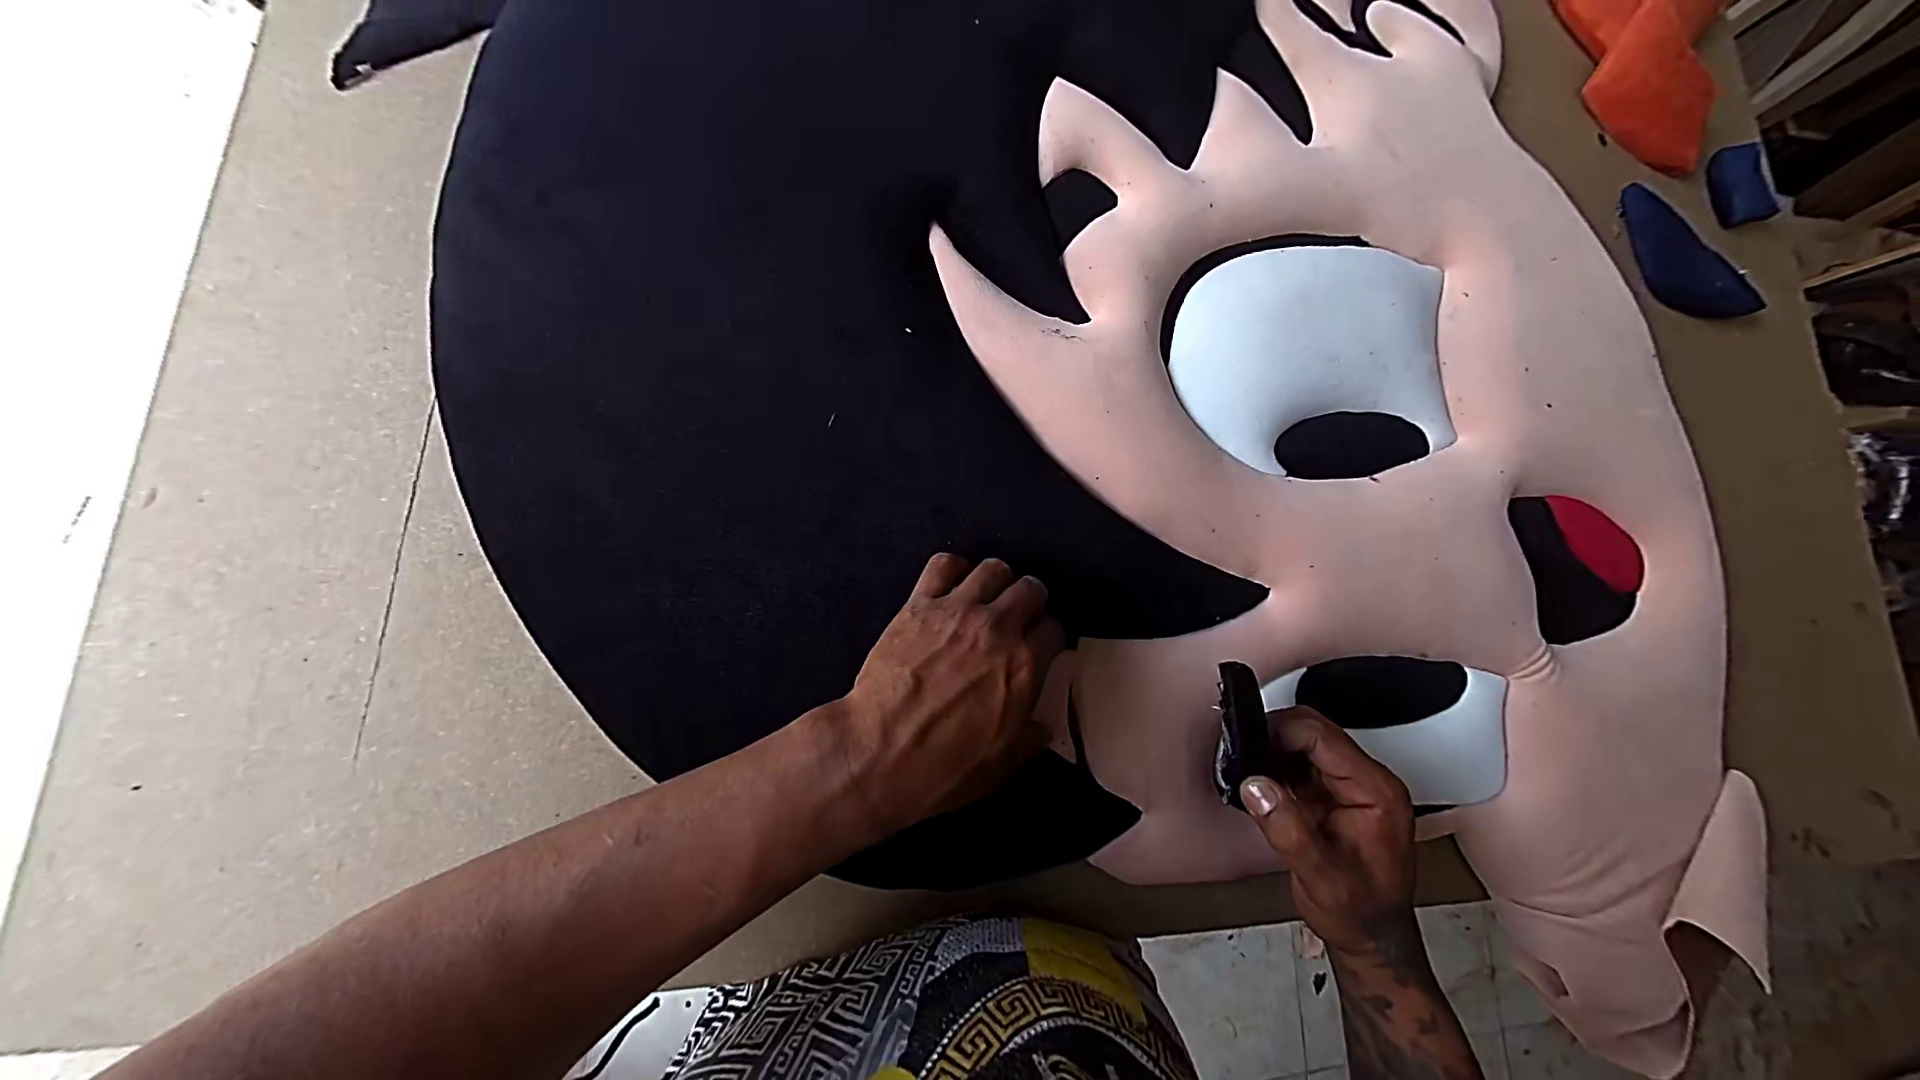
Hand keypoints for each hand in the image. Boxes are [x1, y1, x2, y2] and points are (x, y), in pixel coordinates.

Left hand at [831, 554, 1065, 835]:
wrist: (879, 752)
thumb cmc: (944, 768)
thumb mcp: (1002, 766)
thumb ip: (1029, 738)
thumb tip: (1043, 725)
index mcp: (1025, 666)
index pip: (1055, 629)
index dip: (1049, 637)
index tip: (1039, 646)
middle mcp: (998, 628)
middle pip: (1032, 588)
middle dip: (1031, 602)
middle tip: (1017, 618)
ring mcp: (957, 610)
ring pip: (994, 569)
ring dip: (996, 582)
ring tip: (985, 599)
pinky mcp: (919, 604)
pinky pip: (944, 564)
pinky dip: (952, 570)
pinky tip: (949, 587)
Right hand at [1240, 709, 1417, 962]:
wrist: (1373, 938)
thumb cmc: (1360, 912)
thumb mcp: (1321, 878)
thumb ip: (1288, 830)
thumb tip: (1255, 786)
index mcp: (1376, 791)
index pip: (1321, 735)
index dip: (1279, 732)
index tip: (1247, 745)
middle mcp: (1368, 781)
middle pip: (1313, 729)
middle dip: (1273, 735)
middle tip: (1241, 755)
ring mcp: (1350, 784)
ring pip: (1303, 740)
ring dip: (1272, 749)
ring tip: (1248, 772)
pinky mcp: (1332, 791)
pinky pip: (1299, 760)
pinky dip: (1274, 764)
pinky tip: (1261, 785)